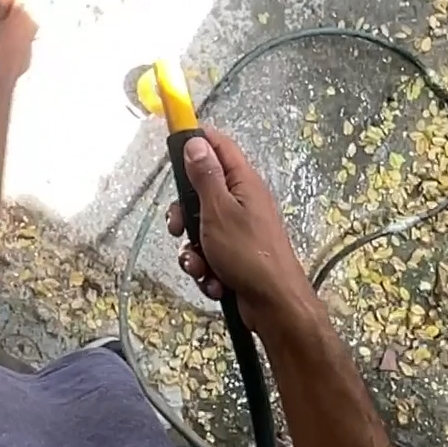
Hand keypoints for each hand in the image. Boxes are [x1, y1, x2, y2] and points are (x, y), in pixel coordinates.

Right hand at [167, 129, 317, 334]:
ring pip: (200, 226)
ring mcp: (238, 228)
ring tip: (199, 264)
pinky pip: (208, 251)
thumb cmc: (248, 254)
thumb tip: (195, 142)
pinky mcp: (235, 254)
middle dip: (183, 212)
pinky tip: (212, 279)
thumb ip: (205, 176)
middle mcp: (242, 201)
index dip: (195, 140)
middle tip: (178, 227)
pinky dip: (205, 266)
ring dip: (192, 247)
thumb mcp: (218, 210)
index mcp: (242, 182)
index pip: (218, 145)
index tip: (172, 145)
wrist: (274, 306)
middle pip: (201, 190)